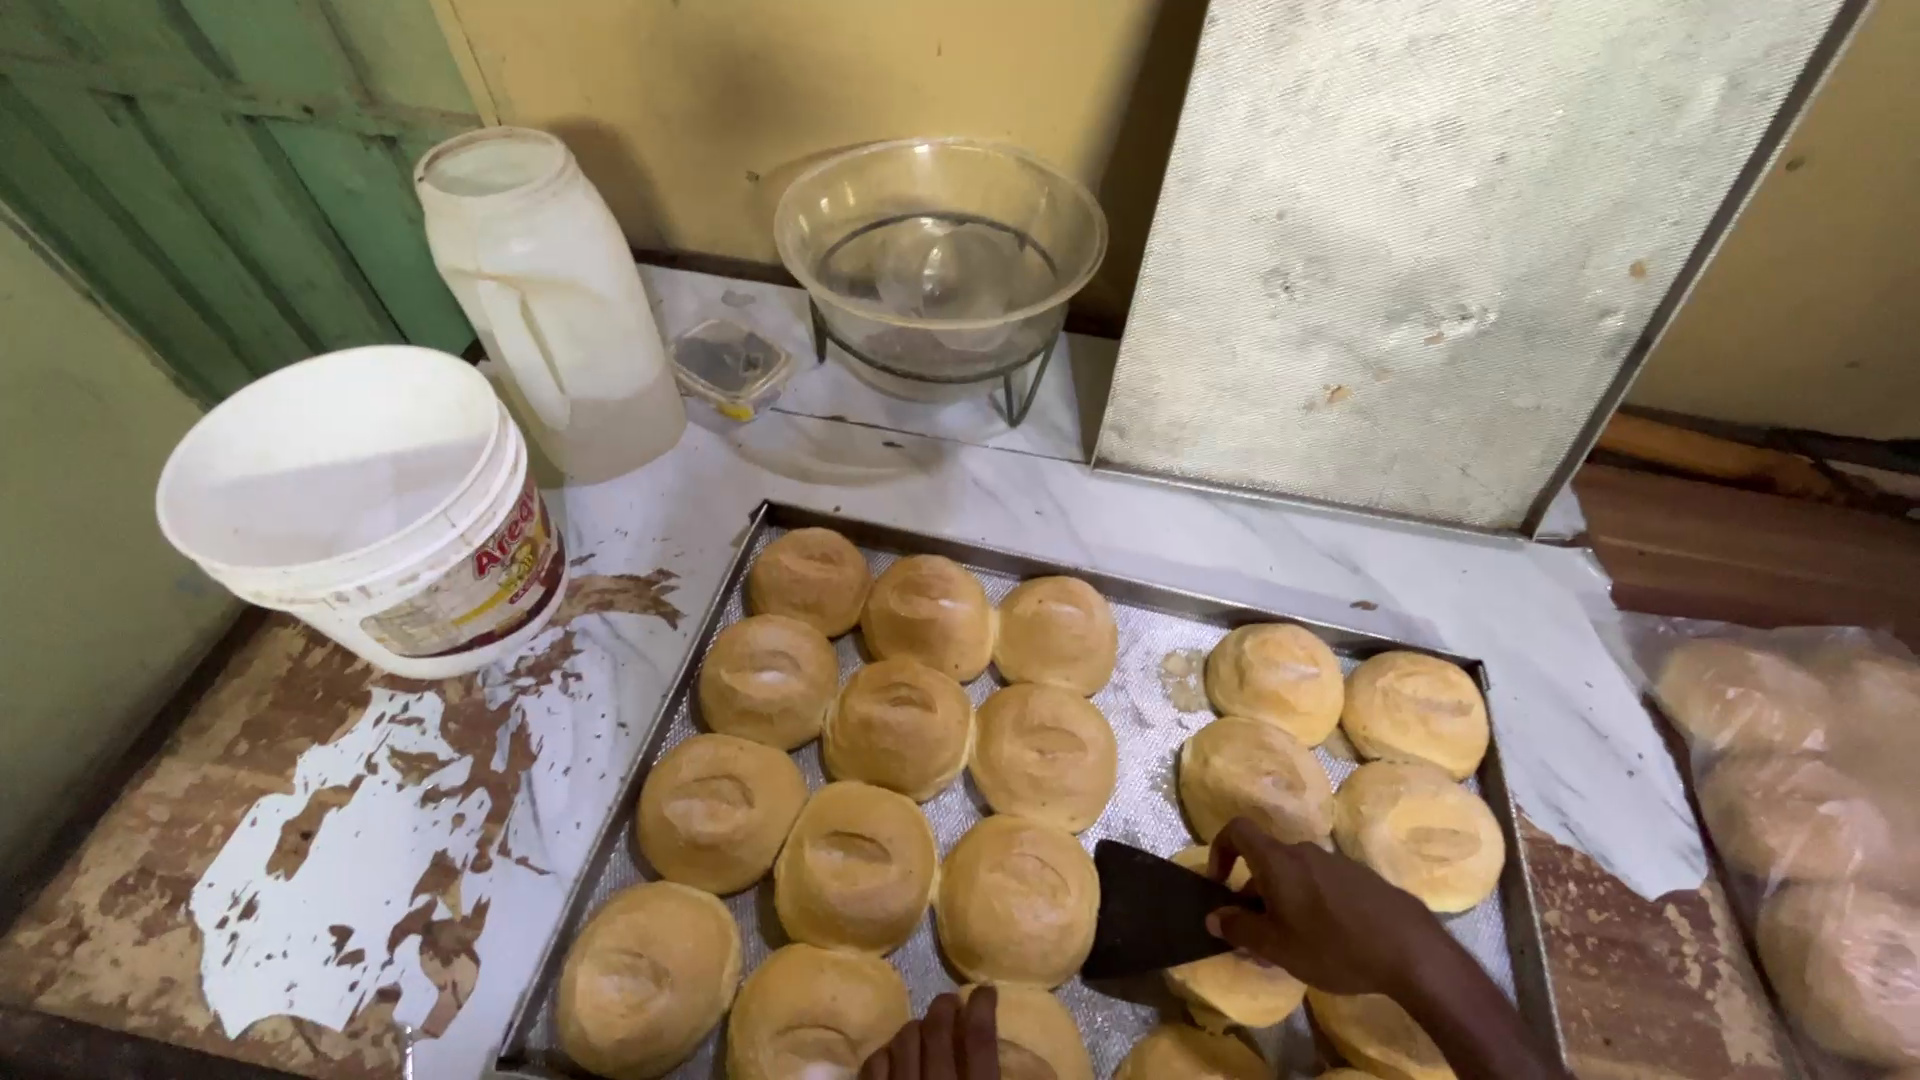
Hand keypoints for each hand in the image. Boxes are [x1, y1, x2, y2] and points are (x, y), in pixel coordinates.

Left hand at [859, 986, 998, 1079]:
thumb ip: (989, 1071)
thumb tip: (1004, 1043)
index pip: (979, 1038)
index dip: (982, 1006)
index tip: (985, 990)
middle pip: (937, 1029)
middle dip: (944, 1006)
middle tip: (951, 1002)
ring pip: (905, 1038)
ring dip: (915, 1027)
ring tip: (922, 1029)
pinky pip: (874, 1063)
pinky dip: (885, 1053)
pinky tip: (893, 1056)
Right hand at [1209, 818, 1573, 1079]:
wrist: (1412, 952)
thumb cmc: (1332, 945)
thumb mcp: (1276, 947)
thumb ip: (1239, 929)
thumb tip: (1214, 917)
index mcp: (1277, 860)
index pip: (1237, 830)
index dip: (1220, 849)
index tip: (1220, 883)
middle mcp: (1304, 851)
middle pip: (1267, 859)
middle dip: (1255, 892)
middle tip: (1257, 933)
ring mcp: (1337, 862)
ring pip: (1296, 875)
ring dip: (1285, 900)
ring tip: (1293, 943)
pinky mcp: (1363, 879)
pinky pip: (1323, 884)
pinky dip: (1313, 903)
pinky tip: (1330, 941)